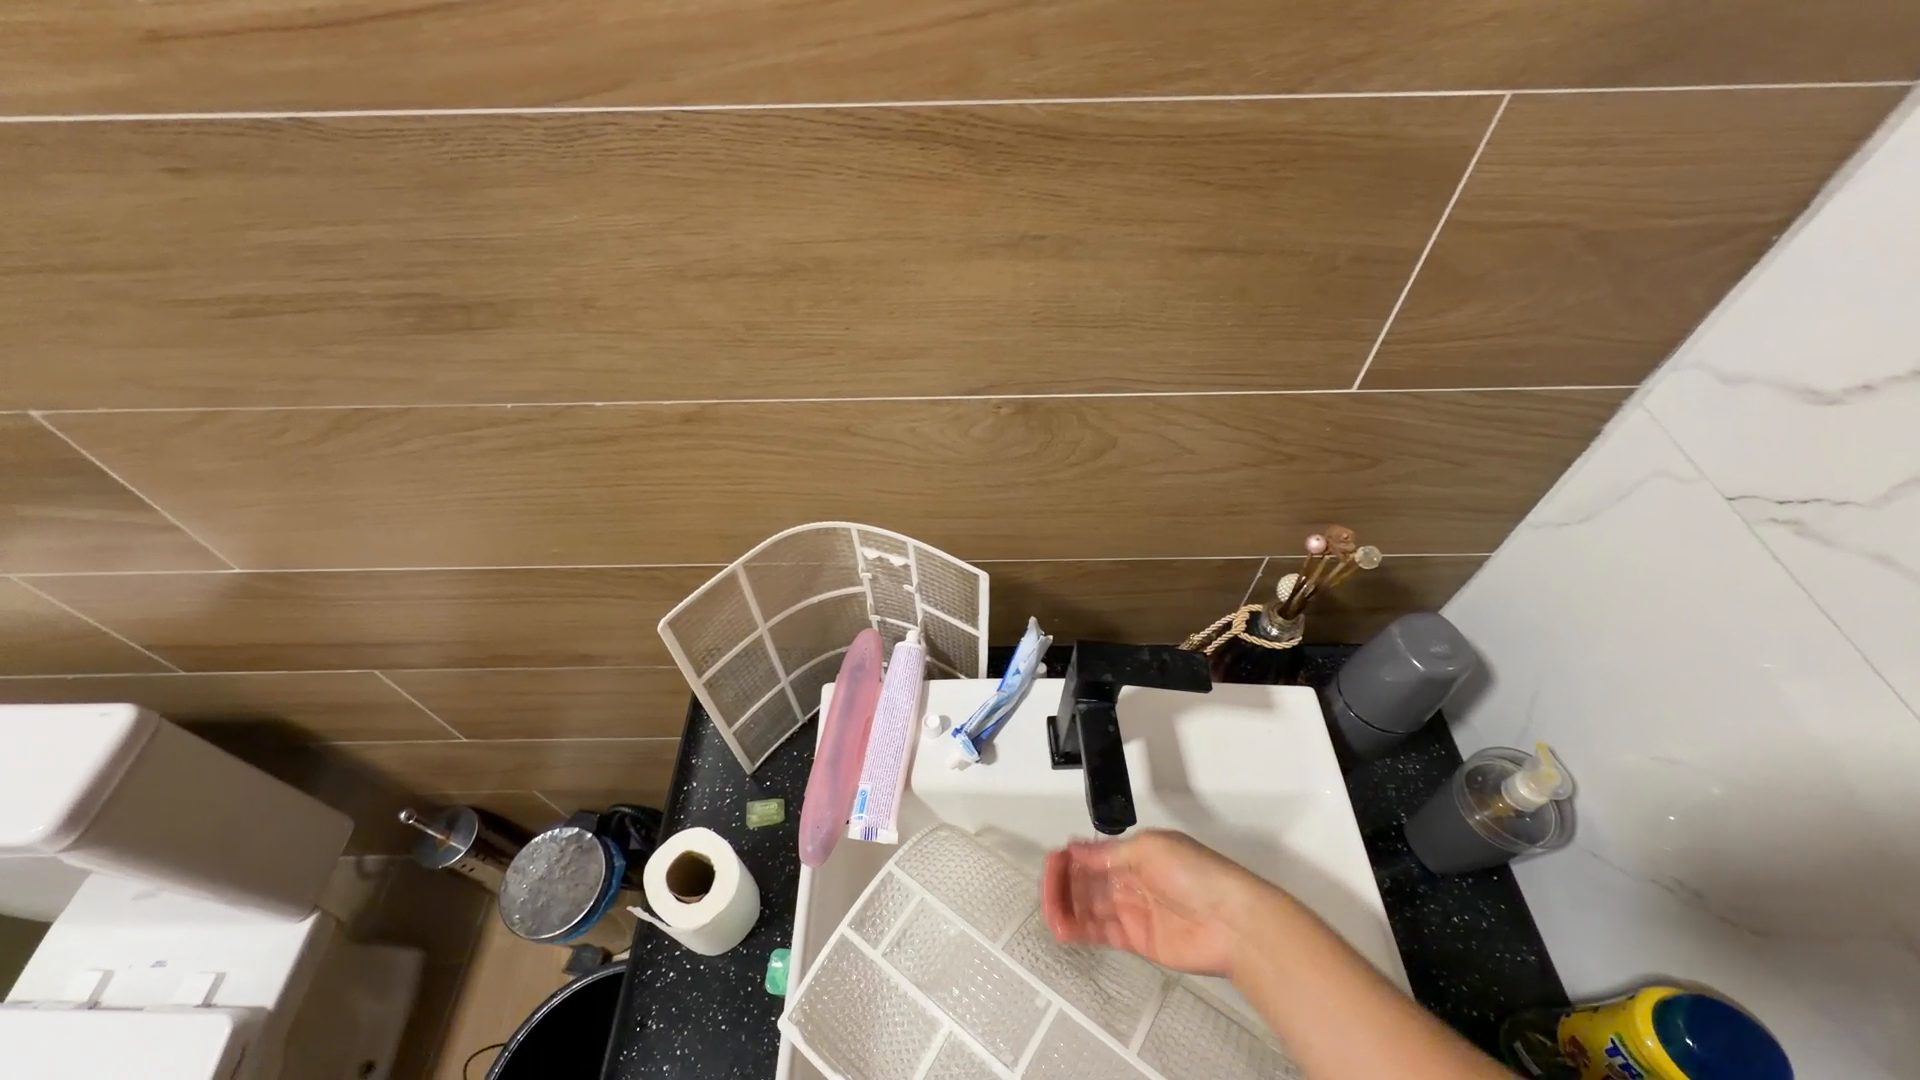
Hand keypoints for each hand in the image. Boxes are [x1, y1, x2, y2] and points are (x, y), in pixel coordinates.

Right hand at [1040, 829, 1262, 977]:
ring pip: (1088, 908)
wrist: (1234, 922)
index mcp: (1135, 853)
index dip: (1069, 859)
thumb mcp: (1151, 848)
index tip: (1054, 863)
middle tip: (1048, 891)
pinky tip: (1064, 928)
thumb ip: (1109, 853)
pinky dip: (1079, 930)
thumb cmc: (1203, 876)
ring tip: (1051, 914)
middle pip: (1086, 881)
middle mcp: (1132, 880)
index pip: (1091, 855)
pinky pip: (1100, 933)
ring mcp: (1134, 911)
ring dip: (1067, 909)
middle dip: (1063, 884)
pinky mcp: (1137, 939)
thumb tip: (1078, 850)